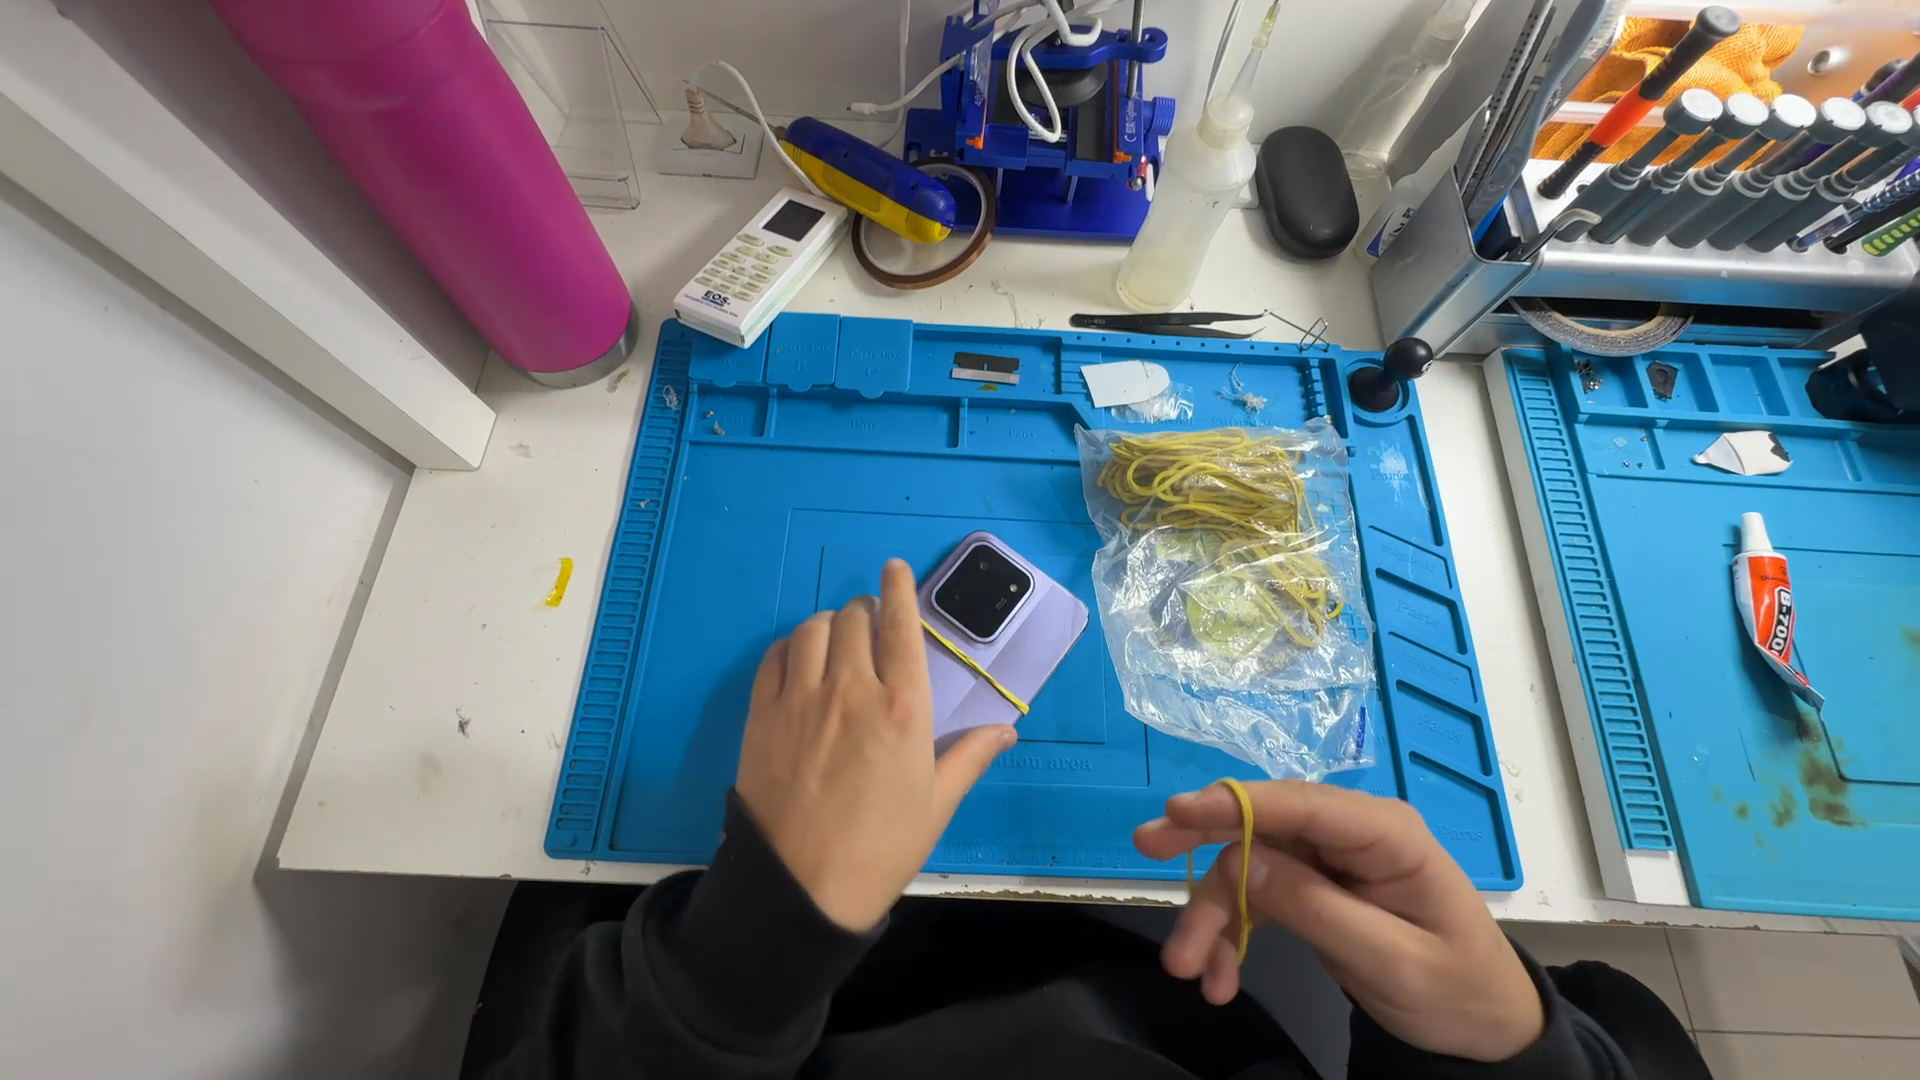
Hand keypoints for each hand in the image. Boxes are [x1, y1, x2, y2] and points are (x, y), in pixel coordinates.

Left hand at [735, 558, 1015, 931]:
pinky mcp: (762, 715)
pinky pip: (775, 657)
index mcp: (902, 707)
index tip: (893, 567)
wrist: (800, 891)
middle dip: (866, 611)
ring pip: (813, 629)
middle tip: (872, 625)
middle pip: (854, 618)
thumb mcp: (938, 803)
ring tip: (838, 639)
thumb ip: (971, 756)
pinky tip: (801, 659)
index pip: (901, 626)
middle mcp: (851, 689)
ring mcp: (801, 699)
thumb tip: (1007, 729)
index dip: (898, 588)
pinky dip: (792, 646)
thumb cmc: (881, 848)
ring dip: (830, 623)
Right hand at [1134, 782, 1543, 1062]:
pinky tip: (1217, 975)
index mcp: (1381, 831)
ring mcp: (1320, 856)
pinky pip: (1252, 895)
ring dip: (1212, 913)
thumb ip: (1316, 908)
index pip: (1297, 802)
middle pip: (1259, 822)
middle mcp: (1343, 832)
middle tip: (1147, 848)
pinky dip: (1229, 932)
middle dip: (1202, 840)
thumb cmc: (1456, 989)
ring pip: (1244, 865)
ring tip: (1187, 967)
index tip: (1176, 810)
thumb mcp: (1392, 960)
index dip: (1234, 802)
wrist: (1485, 1028)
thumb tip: (1244, 861)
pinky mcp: (1305, 883)